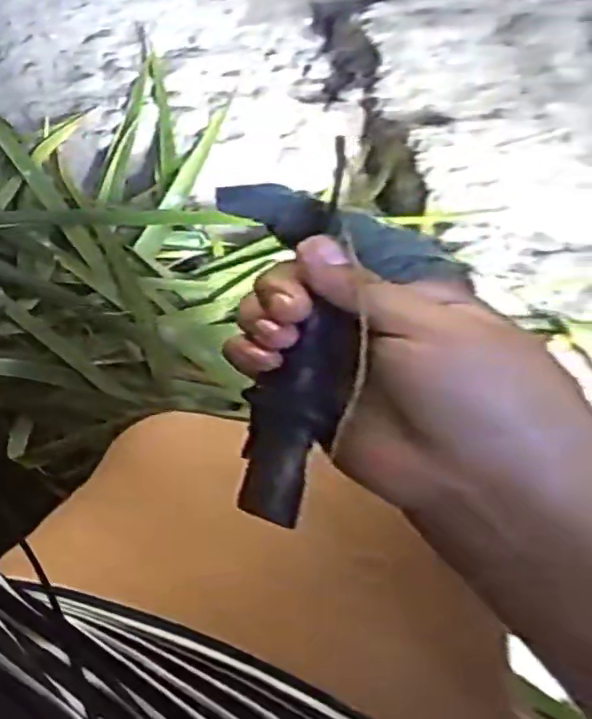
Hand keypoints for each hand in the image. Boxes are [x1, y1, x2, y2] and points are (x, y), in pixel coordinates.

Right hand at [223, 236, 591, 513]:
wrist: (482, 484)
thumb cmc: (481, 396)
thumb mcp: (433, 329)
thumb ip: (361, 287)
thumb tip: (309, 242)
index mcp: (397, 301)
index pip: (330, 266)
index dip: (304, 269)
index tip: (302, 292)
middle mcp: (355, 323)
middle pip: (287, 288)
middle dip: (274, 297)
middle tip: (287, 319)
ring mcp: (324, 358)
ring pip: (262, 319)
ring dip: (256, 323)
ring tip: (276, 346)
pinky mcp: (296, 390)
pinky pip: (252, 358)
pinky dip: (244, 353)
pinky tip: (261, 364)